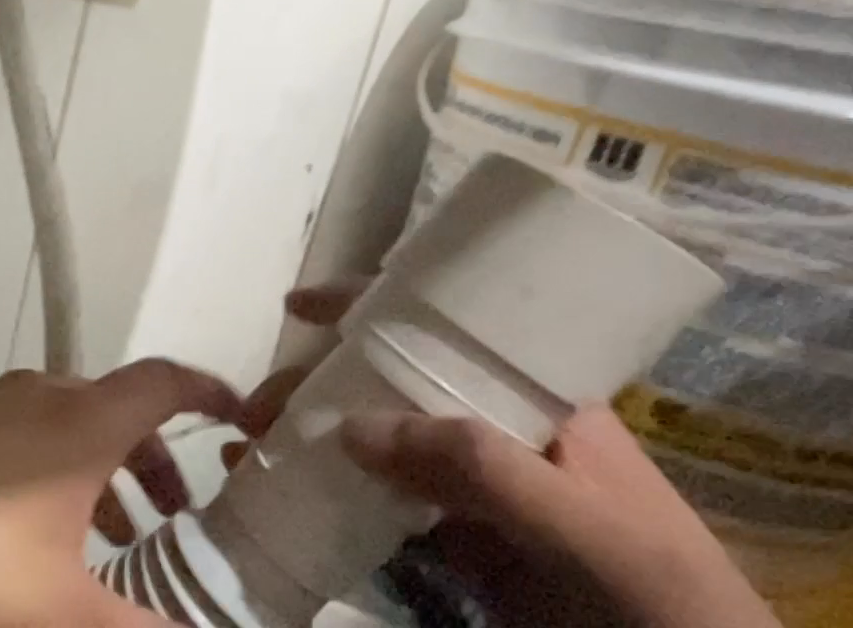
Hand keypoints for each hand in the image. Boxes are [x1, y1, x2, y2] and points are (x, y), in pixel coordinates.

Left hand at [0, 360, 241, 627]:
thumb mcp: (68, 610)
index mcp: (79, 421)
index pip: (162, 383)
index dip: (209, 393)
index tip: (241, 417)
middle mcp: (36, 395)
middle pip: (115, 407)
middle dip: (155, 456)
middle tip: (174, 516)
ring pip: (66, 421)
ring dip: (102, 468)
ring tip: (112, 534)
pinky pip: (22, 432)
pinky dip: (52, 466)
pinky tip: (36, 526)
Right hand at [236, 282, 779, 627]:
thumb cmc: (657, 596)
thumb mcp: (586, 527)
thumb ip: (480, 469)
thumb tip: (350, 427)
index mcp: (527, 397)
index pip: (437, 327)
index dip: (364, 307)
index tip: (297, 307)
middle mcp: (487, 423)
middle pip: (381, 379)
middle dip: (309, 384)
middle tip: (251, 412)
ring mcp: (465, 480)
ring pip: (369, 433)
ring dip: (303, 432)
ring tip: (246, 447)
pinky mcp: (449, 532)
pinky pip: (373, 493)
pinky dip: (321, 484)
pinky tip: (278, 487)